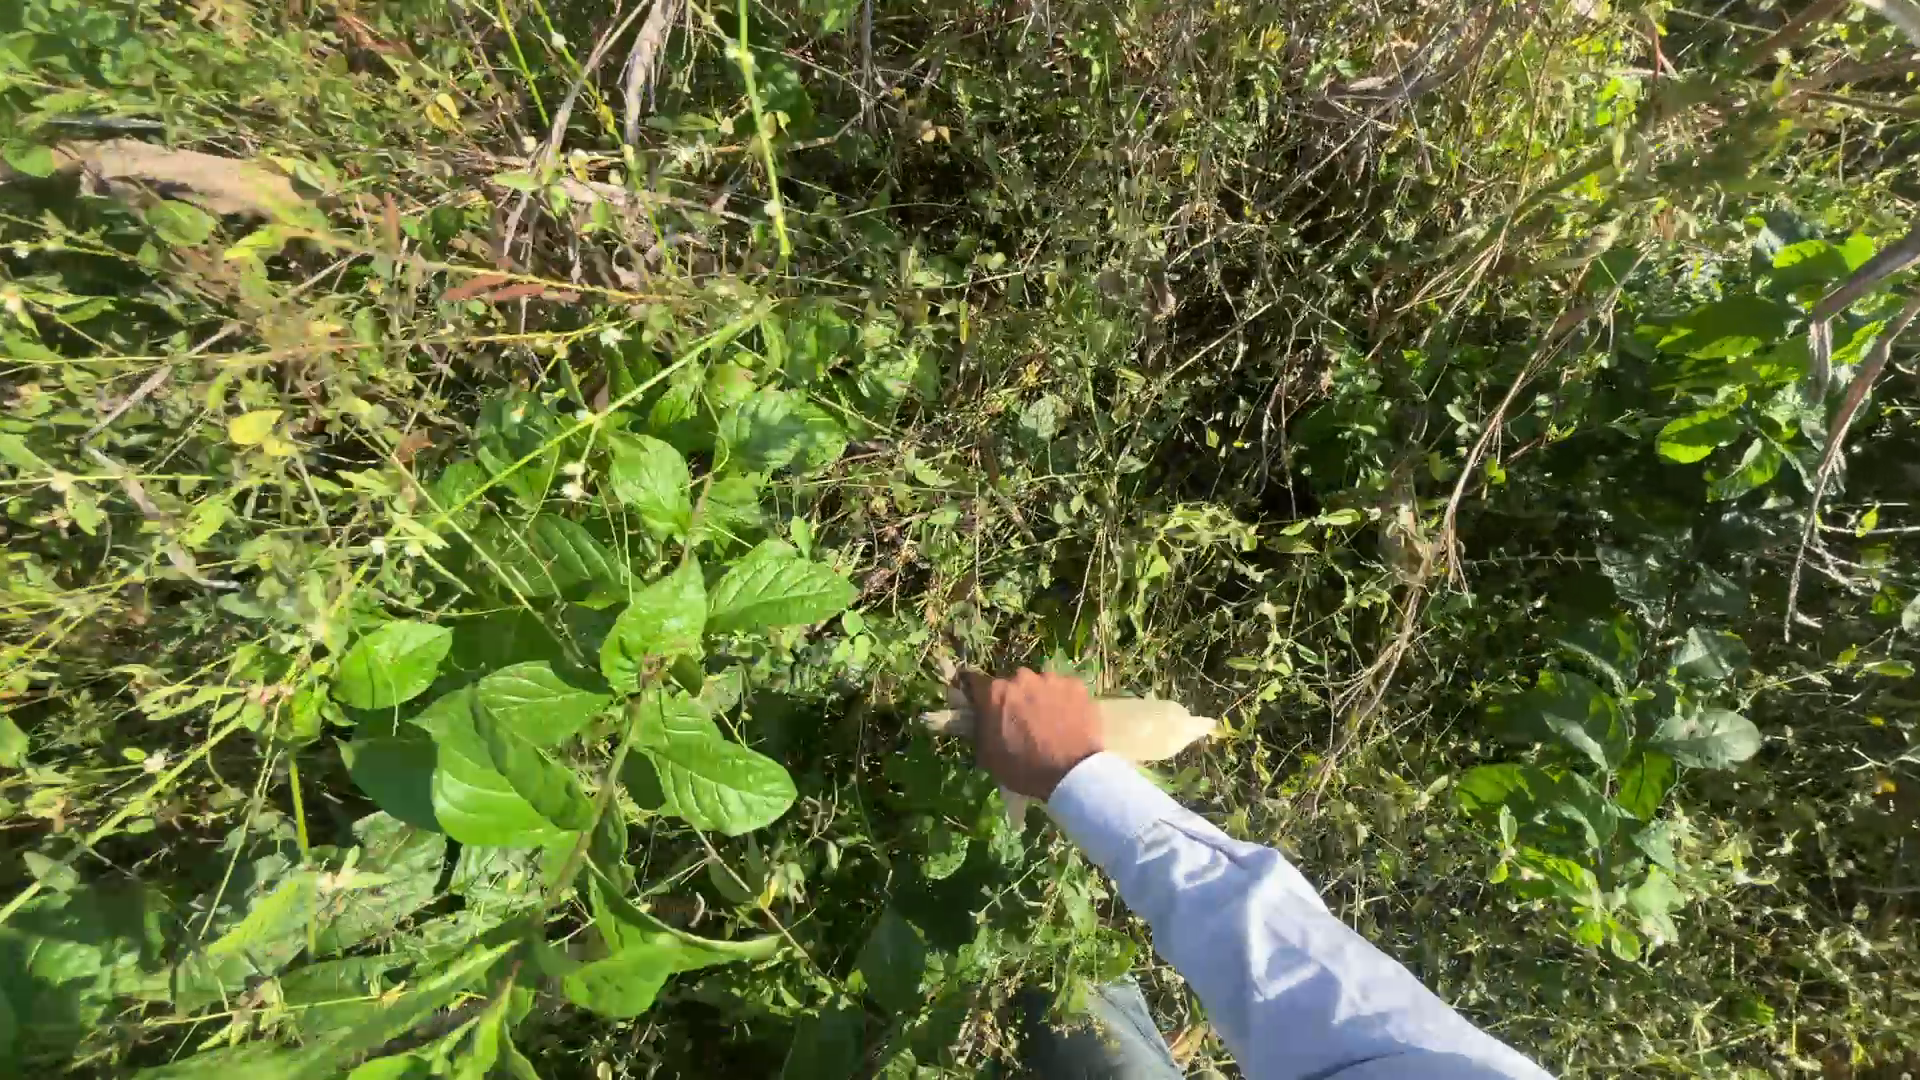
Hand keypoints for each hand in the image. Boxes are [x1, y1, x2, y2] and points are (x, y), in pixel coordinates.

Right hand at [960, 668, 1103, 798]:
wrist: (1072, 773)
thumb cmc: (1024, 769)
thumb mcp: (988, 756)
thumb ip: (978, 729)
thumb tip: (976, 718)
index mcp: (995, 693)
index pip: (974, 681)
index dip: (977, 692)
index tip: (981, 702)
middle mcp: (1021, 677)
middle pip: (1012, 683)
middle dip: (1014, 698)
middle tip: (1022, 720)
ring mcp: (1050, 679)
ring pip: (1040, 684)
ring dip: (1040, 697)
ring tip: (1049, 721)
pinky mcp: (1075, 685)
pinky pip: (1064, 689)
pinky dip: (1063, 700)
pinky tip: (1068, 720)